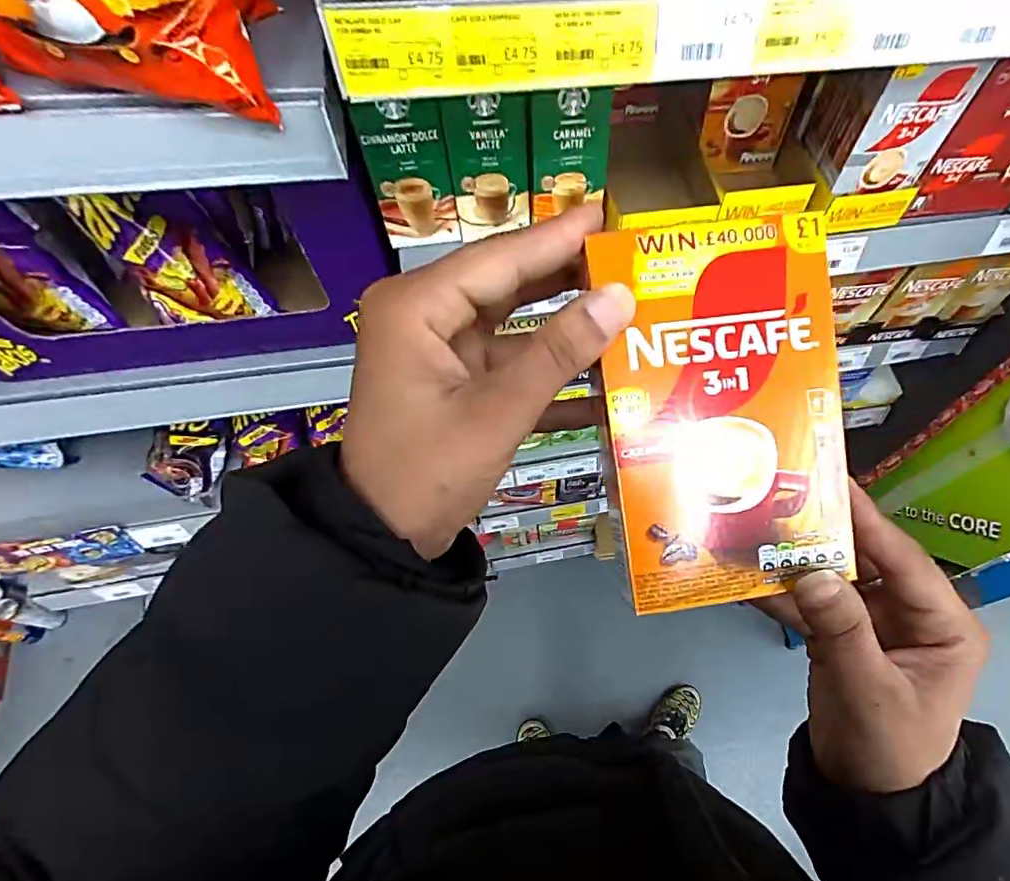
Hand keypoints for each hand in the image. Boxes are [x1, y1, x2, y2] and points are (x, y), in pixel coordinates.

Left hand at [341, 205, 633, 558]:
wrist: (384, 535)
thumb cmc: (429, 472)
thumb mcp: (498, 412)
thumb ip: (558, 353)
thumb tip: (619, 297)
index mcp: (417, 307)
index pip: (499, 258)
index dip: (558, 238)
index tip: (608, 216)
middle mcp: (423, 318)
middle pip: (505, 286)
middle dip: (564, 280)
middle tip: (624, 261)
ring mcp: (438, 354)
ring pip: (511, 329)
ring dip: (562, 332)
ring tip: (624, 314)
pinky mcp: (453, 387)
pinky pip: (506, 368)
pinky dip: (545, 375)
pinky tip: (598, 382)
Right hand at [753, 481, 987, 793]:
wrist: (865, 798)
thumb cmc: (888, 748)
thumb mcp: (869, 690)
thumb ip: (842, 630)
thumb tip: (811, 574)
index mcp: (945, 625)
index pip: (906, 563)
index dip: (871, 523)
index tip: (837, 485)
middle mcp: (910, 616)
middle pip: (867, 565)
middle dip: (828, 536)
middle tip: (788, 498)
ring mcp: (872, 626)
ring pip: (834, 583)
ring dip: (798, 564)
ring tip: (760, 530)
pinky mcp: (840, 639)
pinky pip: (812, 609)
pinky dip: (782, 598)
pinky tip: (748, 578)